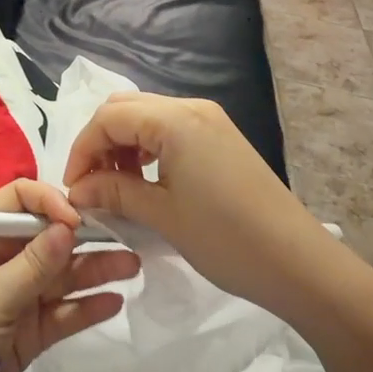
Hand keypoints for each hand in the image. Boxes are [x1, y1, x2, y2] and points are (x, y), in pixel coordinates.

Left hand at [0, 180, 139, 371]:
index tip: (79, 220)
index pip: (17, 202)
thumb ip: (32, 265)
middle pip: (45, 239)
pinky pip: (60, 315)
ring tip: (133, 265)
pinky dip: (86, 308)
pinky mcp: (25, 337)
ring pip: (58, 277)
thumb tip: (68, 226)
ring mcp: (12, 300)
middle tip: (127, 235)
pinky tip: (115, 300)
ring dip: (94, 270)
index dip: (48, 203)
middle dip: (83, 236)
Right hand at [62, 93, 319, 305]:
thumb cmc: (226, 238)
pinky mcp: (221, 137)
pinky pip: (170, 129)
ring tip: (118, 187)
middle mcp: (191, 108)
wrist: (299, 263)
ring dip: (123, 145)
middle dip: (100, 142)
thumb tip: (77, 191)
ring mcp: (209, 120)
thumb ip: (113, 192)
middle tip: (91, 184)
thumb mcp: (162, 216)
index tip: (73, 189)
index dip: (82, 150)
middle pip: (126, 108)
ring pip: (147, 116)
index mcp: (175, 119)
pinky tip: (146, 180)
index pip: (109, 118)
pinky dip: (147, 147)